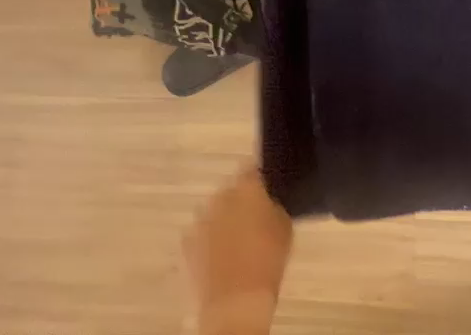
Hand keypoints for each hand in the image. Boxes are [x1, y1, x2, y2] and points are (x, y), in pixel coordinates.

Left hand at [185, 167, 292, 334]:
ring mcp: (199, 220)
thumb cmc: (268, 261)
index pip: (252, 168)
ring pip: (214, 211)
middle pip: (230, 190)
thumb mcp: (284, 225)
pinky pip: (200, 233)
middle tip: (254, 219)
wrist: (235, 302)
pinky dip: (208, 240)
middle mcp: (219, 197)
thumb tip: (267, 200)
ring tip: (236, 241)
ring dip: (223, 219)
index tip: (266, 187)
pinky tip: (220, 256)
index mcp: (246, 188)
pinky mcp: (185, 243)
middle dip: (240, 200)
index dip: (260, 177)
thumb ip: (273, 205)